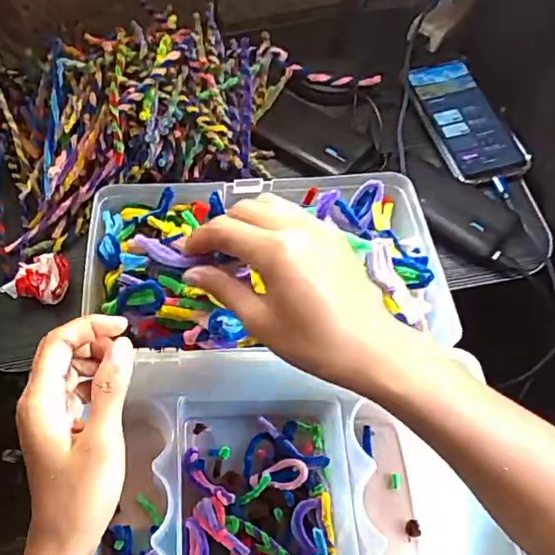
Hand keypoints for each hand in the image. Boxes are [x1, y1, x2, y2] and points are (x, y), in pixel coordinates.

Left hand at [16, 315, 134, 554]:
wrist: (63, 541)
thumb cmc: (81, 497)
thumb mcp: (102, 439)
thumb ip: (112, 389)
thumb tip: (122, 347)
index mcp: (39, 401)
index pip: (56, 343)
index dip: (88, 326)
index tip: (123, 327)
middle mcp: (36, 404)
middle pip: (58, 354)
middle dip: (92, 343)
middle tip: (126, 350)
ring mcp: (44, 418)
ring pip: (66, 374)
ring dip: (93, 364)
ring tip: (124, 369)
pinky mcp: (55, 431)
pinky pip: (71, 395)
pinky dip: (92, 386)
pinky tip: (112, 394)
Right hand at [183, 192, 423, 392]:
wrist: (370, 349)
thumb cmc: (312, 343)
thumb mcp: (259, 321)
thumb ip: (224, 289)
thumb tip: (193, 272)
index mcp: (275, 250)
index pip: (224, 229)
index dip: (198, 239)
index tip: (184, 255)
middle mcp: (295, 227)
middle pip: (244, 209)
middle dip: (219, 228)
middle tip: (206, 256)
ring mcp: (317, 227)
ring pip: (269, 205)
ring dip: (244, 221)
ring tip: (234, 252)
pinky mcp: (332, 234)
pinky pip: (291, 215)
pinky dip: (269, 224)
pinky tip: (265, 253)